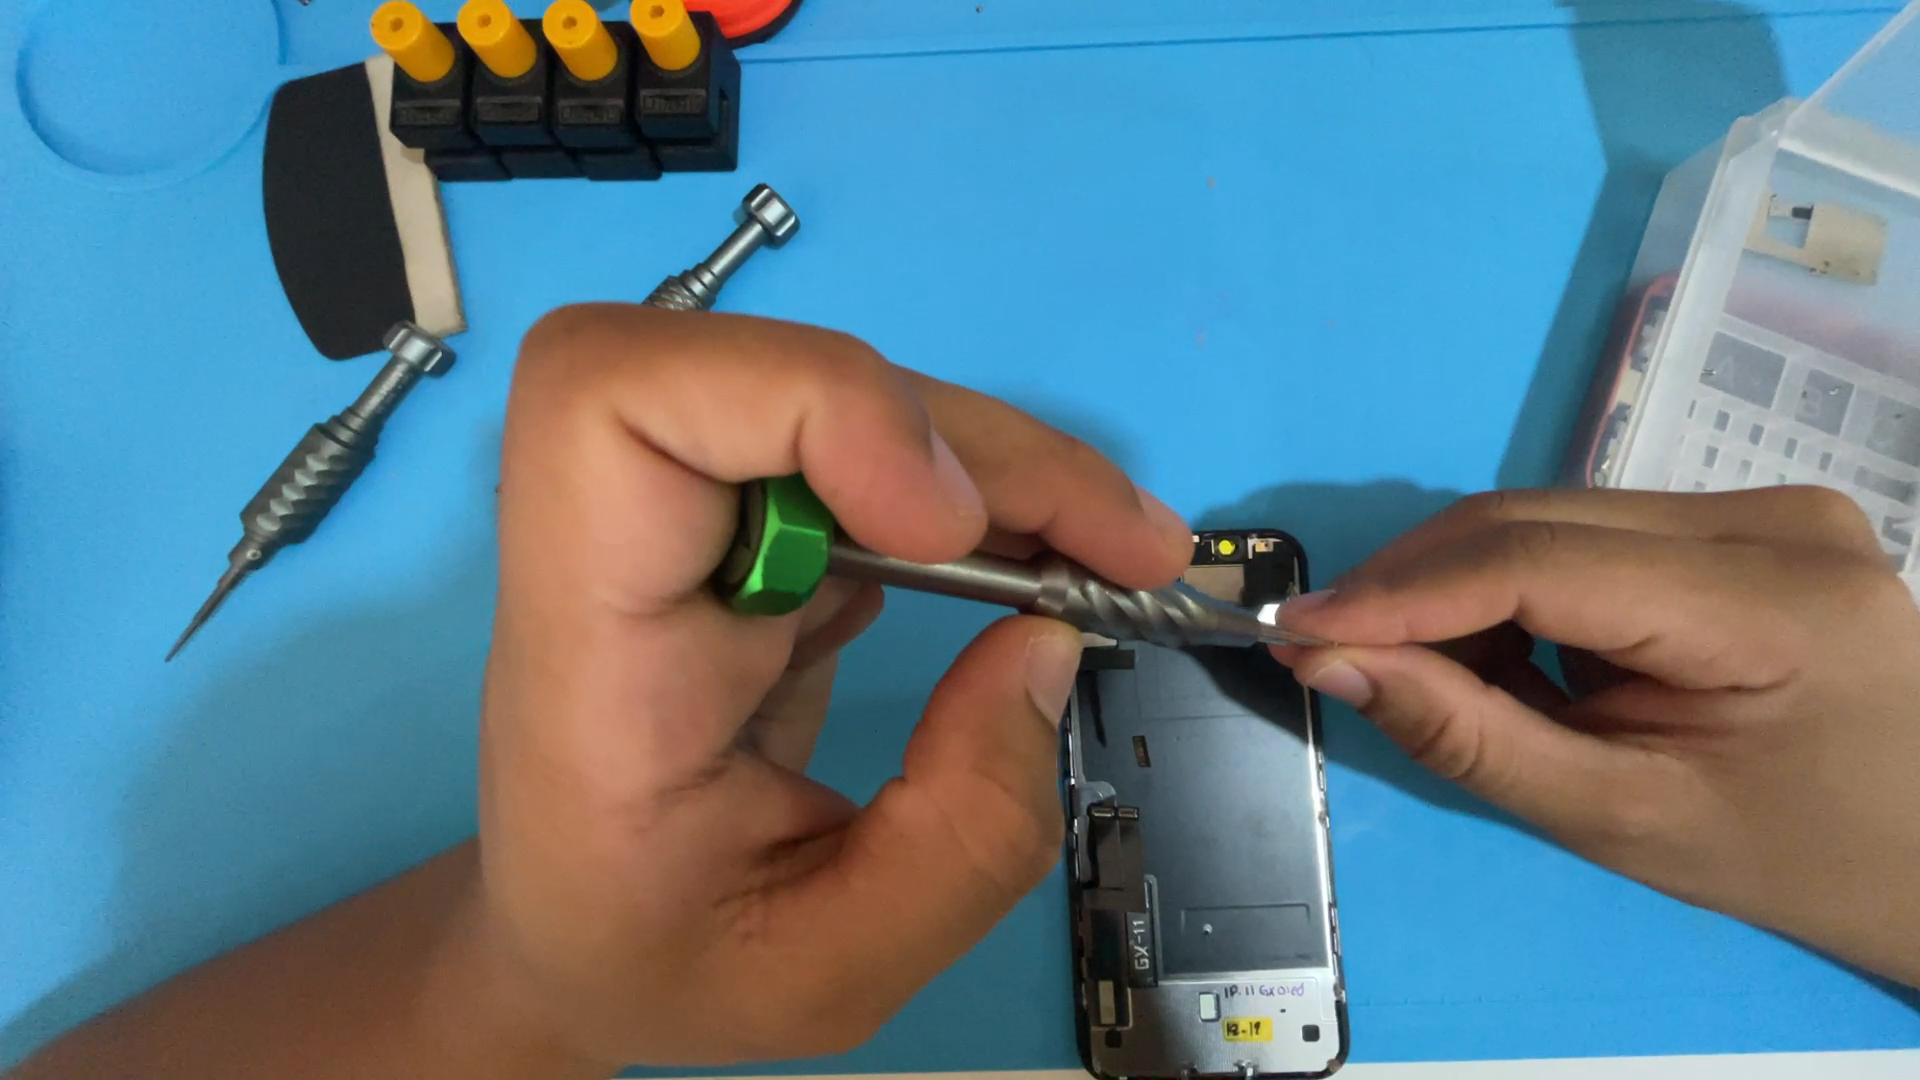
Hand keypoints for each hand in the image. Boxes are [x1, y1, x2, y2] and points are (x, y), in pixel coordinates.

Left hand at [476, 306, 1191, 1067]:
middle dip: (980, 443)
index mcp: (592, 650)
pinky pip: (876, 454)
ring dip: (1001, 464)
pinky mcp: (758, 528)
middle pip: (782, 378)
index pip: (621, 401)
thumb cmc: (664, 952)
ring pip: (853, 402)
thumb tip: (1046, 637)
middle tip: (1129, 544)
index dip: (806, 402)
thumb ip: (969, 830)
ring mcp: (697, 521)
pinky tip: (1047, 553)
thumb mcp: (829, 966)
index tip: (946, 524)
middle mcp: (625, 545)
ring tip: (1114, 550)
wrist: (582, 922)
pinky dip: (980, 489)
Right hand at [1273, 487, 1919, 986]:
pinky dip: (1485, 594)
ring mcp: (1745, 510)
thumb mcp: (1613, 816)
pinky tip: (1488, 653)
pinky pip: (1551, 538)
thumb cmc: (1794, 857)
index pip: (1530, 564)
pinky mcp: (1716, 524)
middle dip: (1400, 588)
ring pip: (1521, 523)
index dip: (1394, 594)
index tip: (1293, 627)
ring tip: (1418, 669)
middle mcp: (1762, 520)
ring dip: (1437, 592)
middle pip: (1514, 525)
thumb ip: (1461, 734)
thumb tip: (1326, 659)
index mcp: (1771, 602)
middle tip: (1324, 647)